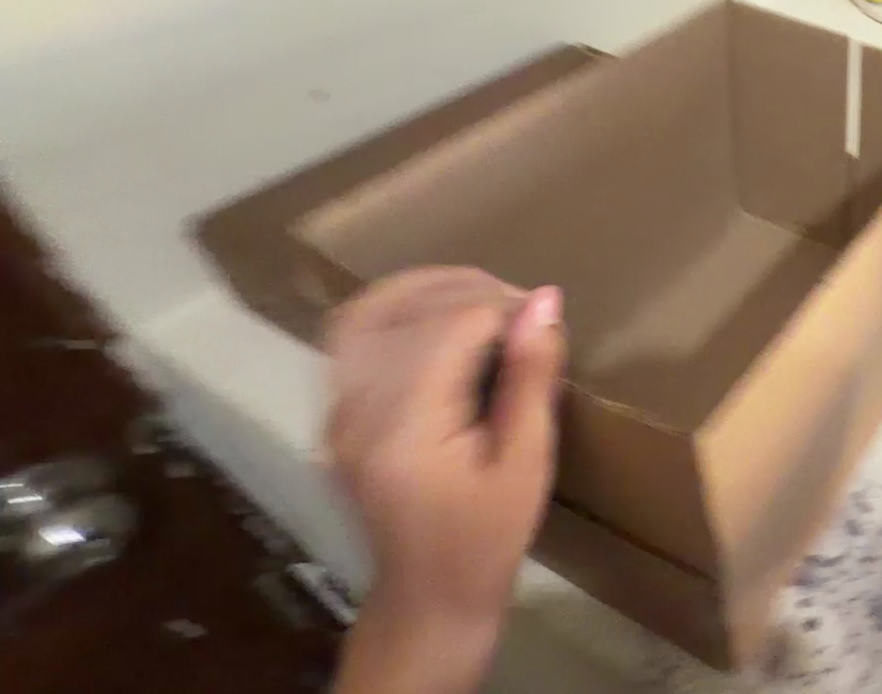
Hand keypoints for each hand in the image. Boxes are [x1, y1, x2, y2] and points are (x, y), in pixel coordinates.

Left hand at [323, 267, 564, 693]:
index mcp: (405, 430)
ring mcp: (336, 410)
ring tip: (486, 300)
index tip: (544, 327)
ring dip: (433, 288)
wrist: (429, 592)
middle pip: (408, 308)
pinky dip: (401, 306)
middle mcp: (355, 412)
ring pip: (370, 310)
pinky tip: (442, 313)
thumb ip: (532, 375)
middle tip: (524, 310)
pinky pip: (356, 332)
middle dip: (474, 291)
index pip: (452, 325)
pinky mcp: (338, 410)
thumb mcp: (529, 459)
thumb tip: (546, 298)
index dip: (507, 309)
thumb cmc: (490, 532)